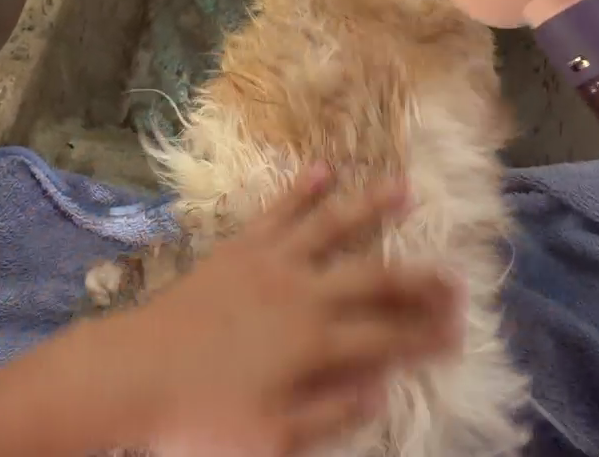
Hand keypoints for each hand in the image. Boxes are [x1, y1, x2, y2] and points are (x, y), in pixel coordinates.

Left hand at [86, 168, 461, 455]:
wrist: (137, 369)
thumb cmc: (202, 415)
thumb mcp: (273, 438)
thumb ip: (331, 413)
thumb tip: (383, 389)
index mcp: (314, 345)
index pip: (387, 339)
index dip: (426, 336)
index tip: (460, 329)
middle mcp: (301, 294)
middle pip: (373, 279)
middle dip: (418, 278)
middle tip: (455, 274)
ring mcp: (270, 262)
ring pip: (331, 226)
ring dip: (369, 207)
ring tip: (403, 187)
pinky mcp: (240, 245)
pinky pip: (277, 211)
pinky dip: (300, 189)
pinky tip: (322, 169)